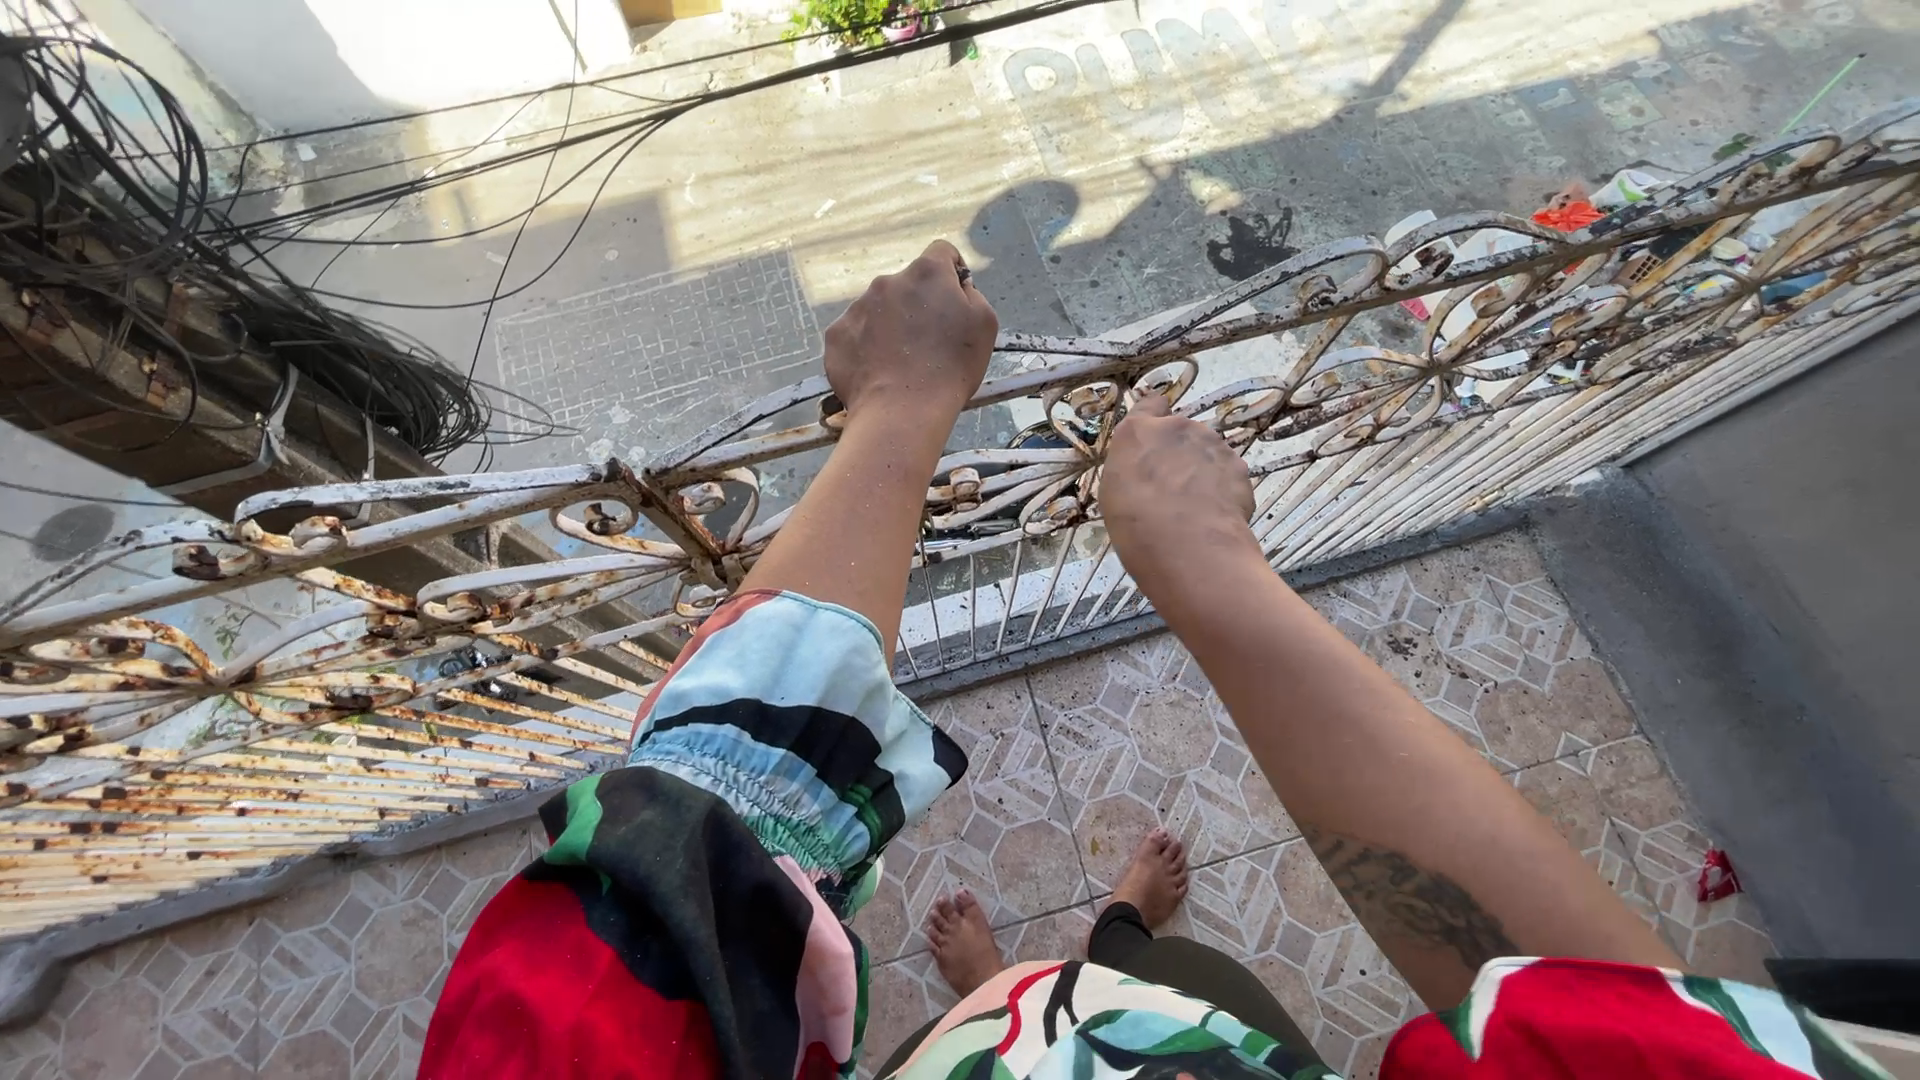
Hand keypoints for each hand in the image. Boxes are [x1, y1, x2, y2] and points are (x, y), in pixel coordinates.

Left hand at [823, 240, 997, 426]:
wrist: (901, 411)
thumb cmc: (951, 369)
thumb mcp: (984, 325)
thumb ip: (972, 294)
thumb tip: (958, 287)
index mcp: (926, 273)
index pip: (941, 253)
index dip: (951, 272)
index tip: (954, 297)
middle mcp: (887, 282)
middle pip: (906, 286)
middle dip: (917, 306)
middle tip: (928, 344)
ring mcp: (856, 308)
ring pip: (878, 311)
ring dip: (890, 327)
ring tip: (901, 365)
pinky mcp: (836, 335)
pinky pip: (855, 335)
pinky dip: (866, 349)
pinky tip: (879, 374)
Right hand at [1099, 394, 1258, 580]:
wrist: (1188, 546)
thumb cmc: (1135, 522)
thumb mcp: (1114, 491)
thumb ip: (1131, 468)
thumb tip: (1148, 470)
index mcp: (1139, 432)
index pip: (1149, 405)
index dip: (1153, 418)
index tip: (1153, 437)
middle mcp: (1179, 428)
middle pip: (1180, 433)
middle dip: (1178, 453)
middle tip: (1170, 489)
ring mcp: (1214, 446)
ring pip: (1207, 453)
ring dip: (1201, 471)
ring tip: (1195, 508)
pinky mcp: (1240, 468)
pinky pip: (1227, 475)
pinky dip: (1222, 490)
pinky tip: (1214, 516)